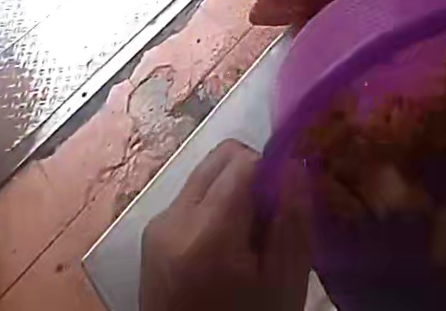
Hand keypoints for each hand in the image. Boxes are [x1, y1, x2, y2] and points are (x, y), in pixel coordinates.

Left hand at [141, 140, 309, 310]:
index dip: (270, 171)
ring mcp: (157, 224)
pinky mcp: (151, 235)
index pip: (243, 160)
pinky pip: (188, 197)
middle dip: (250, 173)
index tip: (286, 201)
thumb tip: (294, 165)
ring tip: (247, 236)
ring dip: (230, 189)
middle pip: (219, 158)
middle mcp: (174, 216)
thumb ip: (291, 222)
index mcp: (207, 231)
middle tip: (269, 216)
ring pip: (203, 173)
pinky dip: (211, 206)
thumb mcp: (282, 287)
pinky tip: (224, 248)